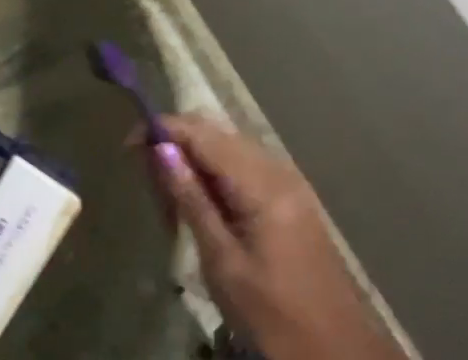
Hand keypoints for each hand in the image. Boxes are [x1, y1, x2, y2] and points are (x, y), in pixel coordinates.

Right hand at [147, 115, 406, 359]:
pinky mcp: (291, 202)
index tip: (127, 151)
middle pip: (212, 132)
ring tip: (173, 204)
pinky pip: (241, 168)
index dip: (159, 130)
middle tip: (152, 189)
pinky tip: (203, 210)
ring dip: (192, 163)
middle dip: (173, 147)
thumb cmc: (274, 313)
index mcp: (261, 185)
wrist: (341, 357)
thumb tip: (158, 148)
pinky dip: (214, 177)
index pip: (199, 131)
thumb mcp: (221, 260)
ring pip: (225, 148)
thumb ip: (190, 198)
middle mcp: (278, 172)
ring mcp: (288, 186)